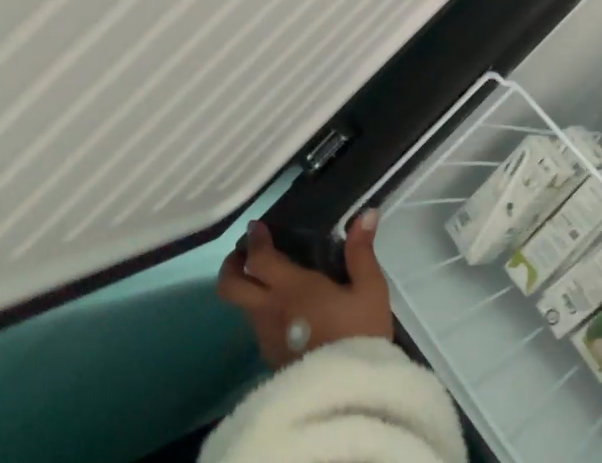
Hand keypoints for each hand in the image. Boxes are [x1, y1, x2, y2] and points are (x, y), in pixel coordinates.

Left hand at [216, 212, 393, 368]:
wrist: (346, 388)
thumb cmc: (360, 330)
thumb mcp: (370, 287)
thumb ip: (362, 250)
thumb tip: (366, 213)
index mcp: (292, 288)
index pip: (260, 259)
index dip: (255, 240)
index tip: (256, 227)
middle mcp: (268, 309)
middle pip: (230, 286)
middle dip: (231, 266)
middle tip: (244, 254)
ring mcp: (265, 335)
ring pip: (242, 306)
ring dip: (247, 287)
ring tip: (269, 279)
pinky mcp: (269, 354)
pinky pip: (256, 323)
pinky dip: (261, 308)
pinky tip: (285, 309)